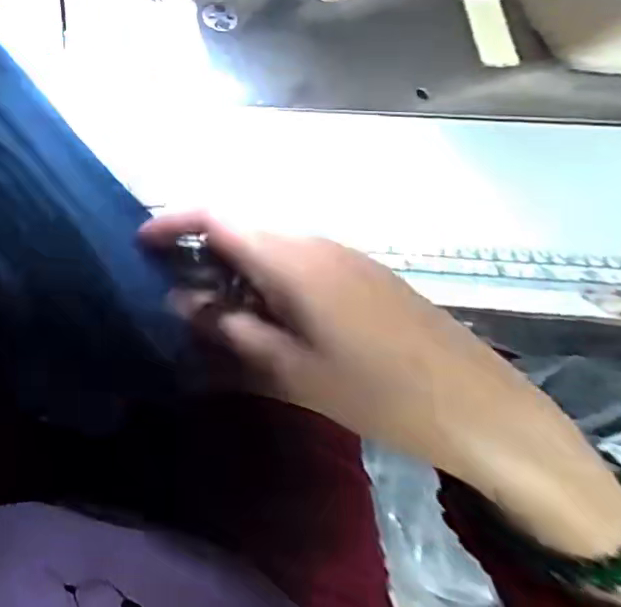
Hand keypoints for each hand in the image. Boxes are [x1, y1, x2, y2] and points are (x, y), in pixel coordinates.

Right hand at [140, 212, 620, 560]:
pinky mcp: (359, 268)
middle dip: (198, 243)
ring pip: (267, 238)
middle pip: (239, 222)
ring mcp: (339, 251)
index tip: (141, 242)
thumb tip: (182, 300)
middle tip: (171, 281)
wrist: (480, 406)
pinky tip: (265, 310)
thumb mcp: (290, 369)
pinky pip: (295, 254)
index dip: (171, 220)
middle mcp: (310, 239)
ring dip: (232, 258)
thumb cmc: (376, 390)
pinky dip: (264, 269)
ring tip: (213, 301)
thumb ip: (229, 328)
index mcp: (289, 257)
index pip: (215, 215)